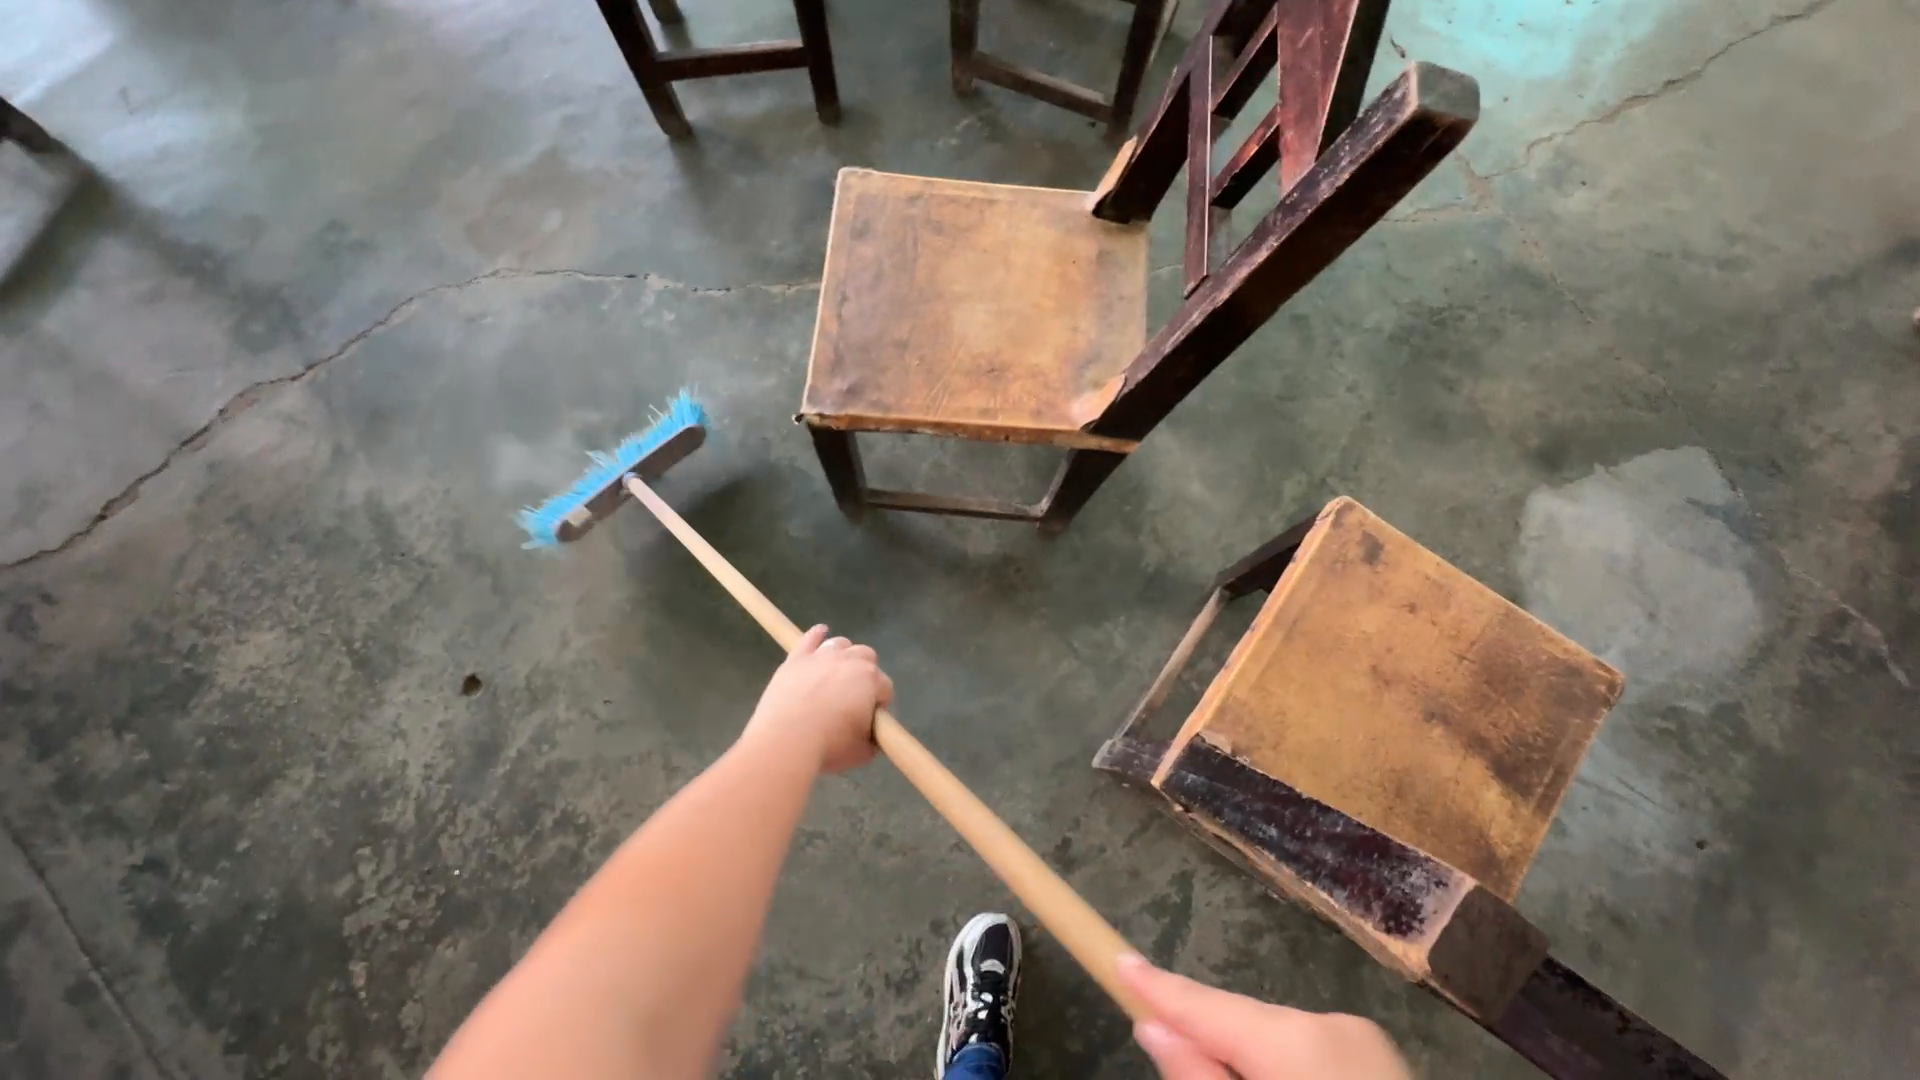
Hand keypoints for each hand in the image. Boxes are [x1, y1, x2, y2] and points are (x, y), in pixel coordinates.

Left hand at [744, 625, 891, 771]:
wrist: (785, 740)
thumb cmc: (828, 746)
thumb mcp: (862, 753)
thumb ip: (872, 741)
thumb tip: (872, 738)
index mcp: (871, 681)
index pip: (886, 688)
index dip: (880, 703)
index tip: (871, 718)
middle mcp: (850, 661)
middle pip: (867, 657)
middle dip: (866, 674)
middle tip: (854, 696)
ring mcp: (822, 656)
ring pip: (841, 644)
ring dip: (844, 655)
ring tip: (837, 673)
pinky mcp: (797, 658)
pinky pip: (810, 638)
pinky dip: (817, 634)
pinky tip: (820, 632)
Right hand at [1118, 954, 1409, 1079]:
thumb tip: (1155, 1029)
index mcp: (1299, 1042)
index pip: (1207, 1005)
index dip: (1158, 986)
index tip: (1118, 959)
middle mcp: (1333, 1026)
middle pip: (1240, 1021)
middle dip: (1202, 1035)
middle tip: (1161, 1041)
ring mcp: (1366, 1044)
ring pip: (1274, 1038)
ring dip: (1241, 1059)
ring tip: (1218, 1078)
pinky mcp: (1383, 1064)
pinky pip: (1308, 1055)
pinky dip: (1278, 1069)